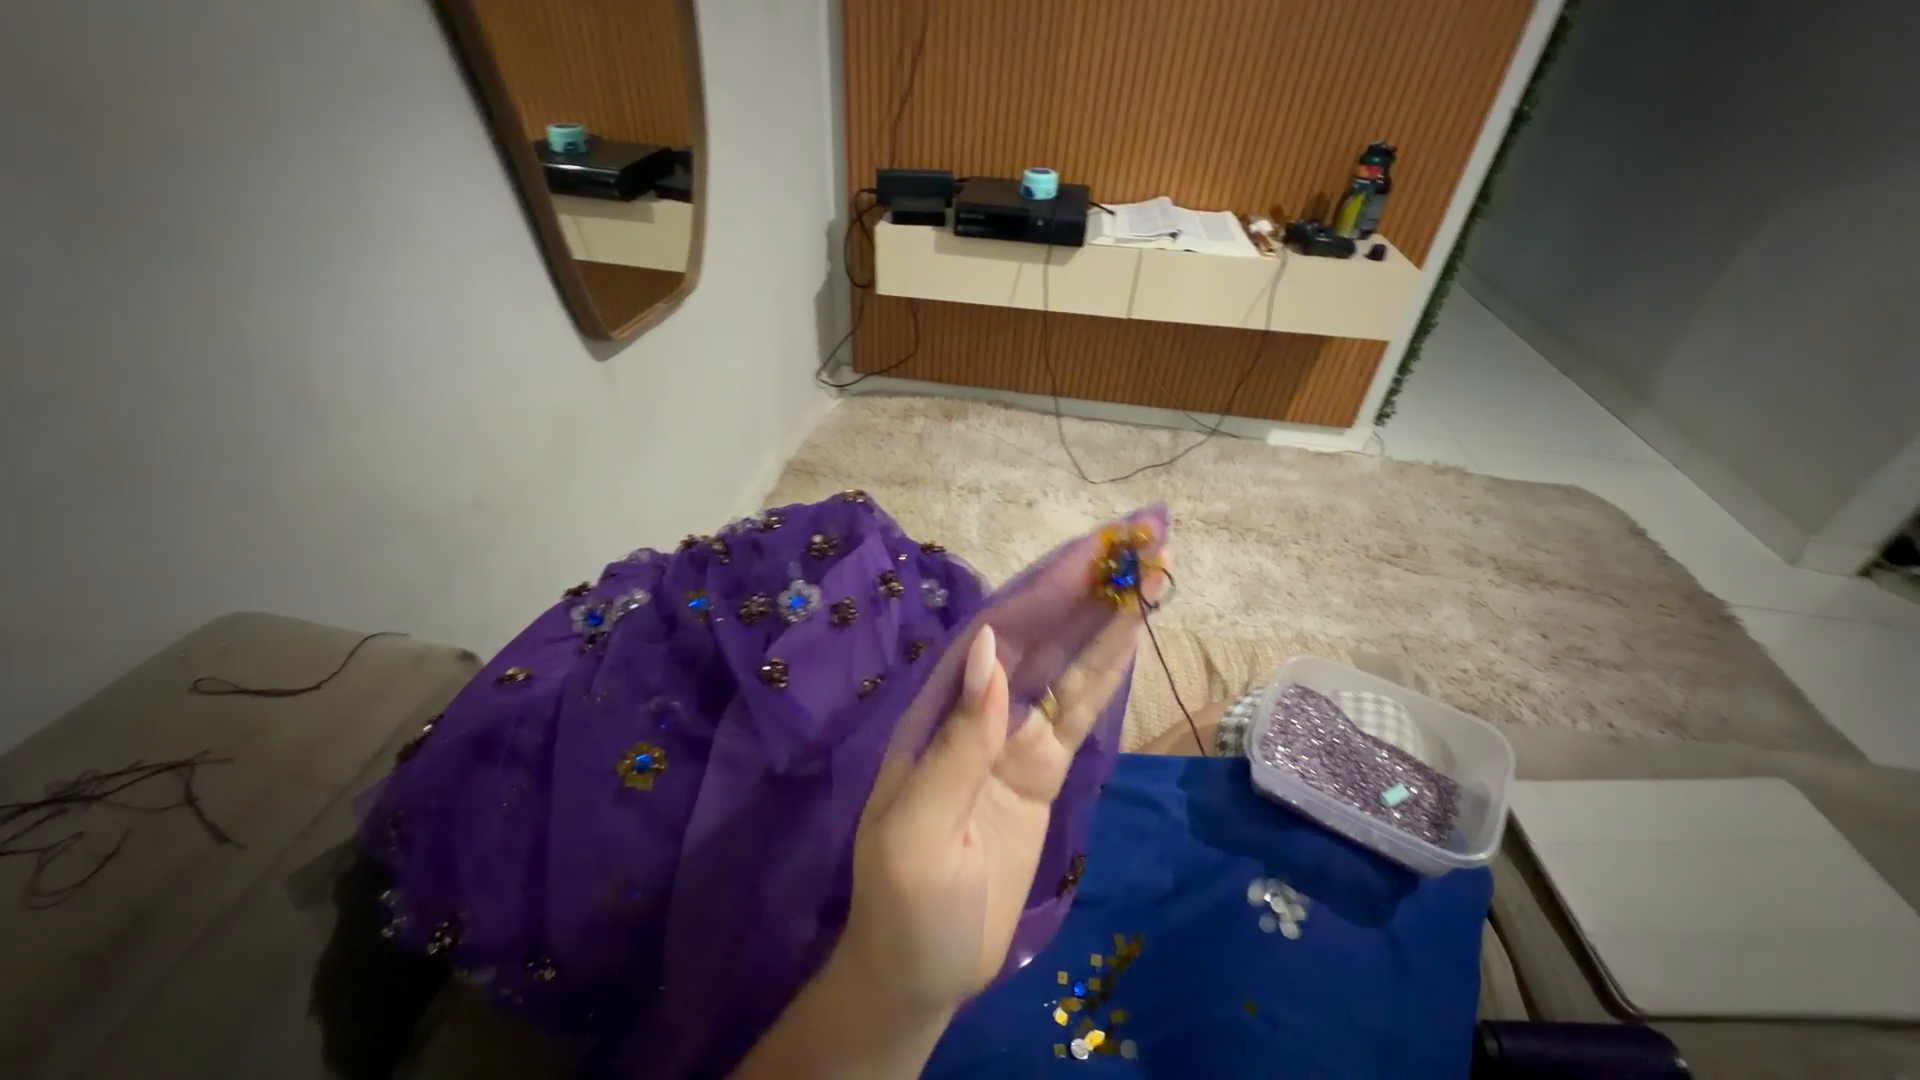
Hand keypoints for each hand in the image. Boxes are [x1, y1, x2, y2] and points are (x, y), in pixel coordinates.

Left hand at [730, 555, 1164, 1079]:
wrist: (920, 973)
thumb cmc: (906, 907)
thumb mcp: (919, 831)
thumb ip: (958, 743)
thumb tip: (993, 653)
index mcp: (937, 712)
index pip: (999, 631)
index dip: (1049, 586)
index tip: (1098, 549)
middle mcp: (978, 711)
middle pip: (1041, 634)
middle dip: (1088, 585)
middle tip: (1146, 538)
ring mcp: (1013, 740)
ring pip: (1068, 664)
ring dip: (1108, 618)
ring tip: (1155, 571)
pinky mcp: (1040, 771)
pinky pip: (1079, 713)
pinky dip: (1108, 672)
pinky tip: (1133, 634)